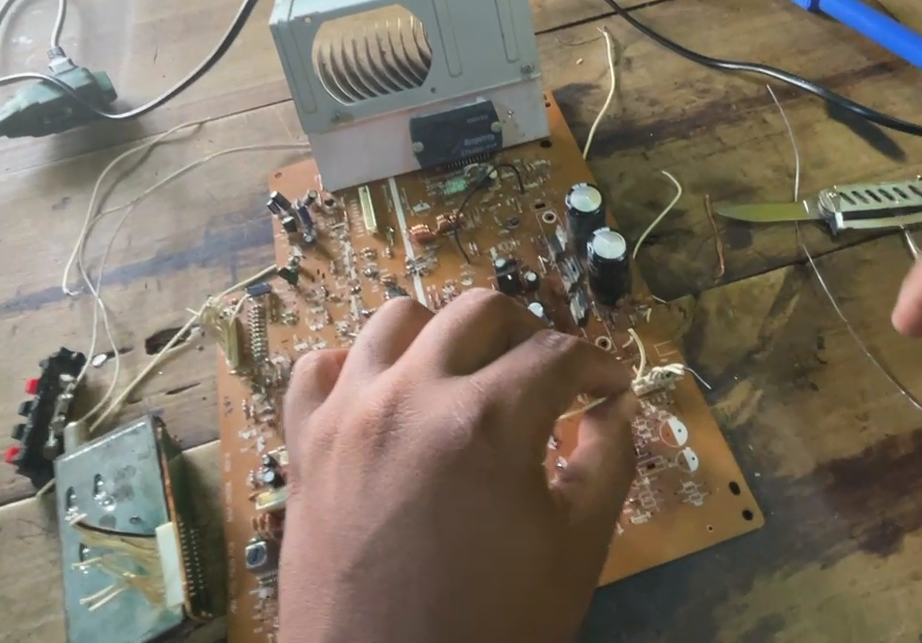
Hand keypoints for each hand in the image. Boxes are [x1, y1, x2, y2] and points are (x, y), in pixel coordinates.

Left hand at [278, 290, 637, 642]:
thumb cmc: (492, 627)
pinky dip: (355, 369)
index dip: (597, 364)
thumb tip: (616, 403)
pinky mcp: (305, 440)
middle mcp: (411, 393)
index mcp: (485, 421)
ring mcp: (348, 411)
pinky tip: (384, 396)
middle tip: (546, 375)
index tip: (609, 385)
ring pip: (397, 319)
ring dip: (443, 335)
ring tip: (465, 376)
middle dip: (528, 332)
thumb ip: (608, 461)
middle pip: (480, 310)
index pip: (557, 355)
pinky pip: (319, 369)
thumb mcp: (576, 551)